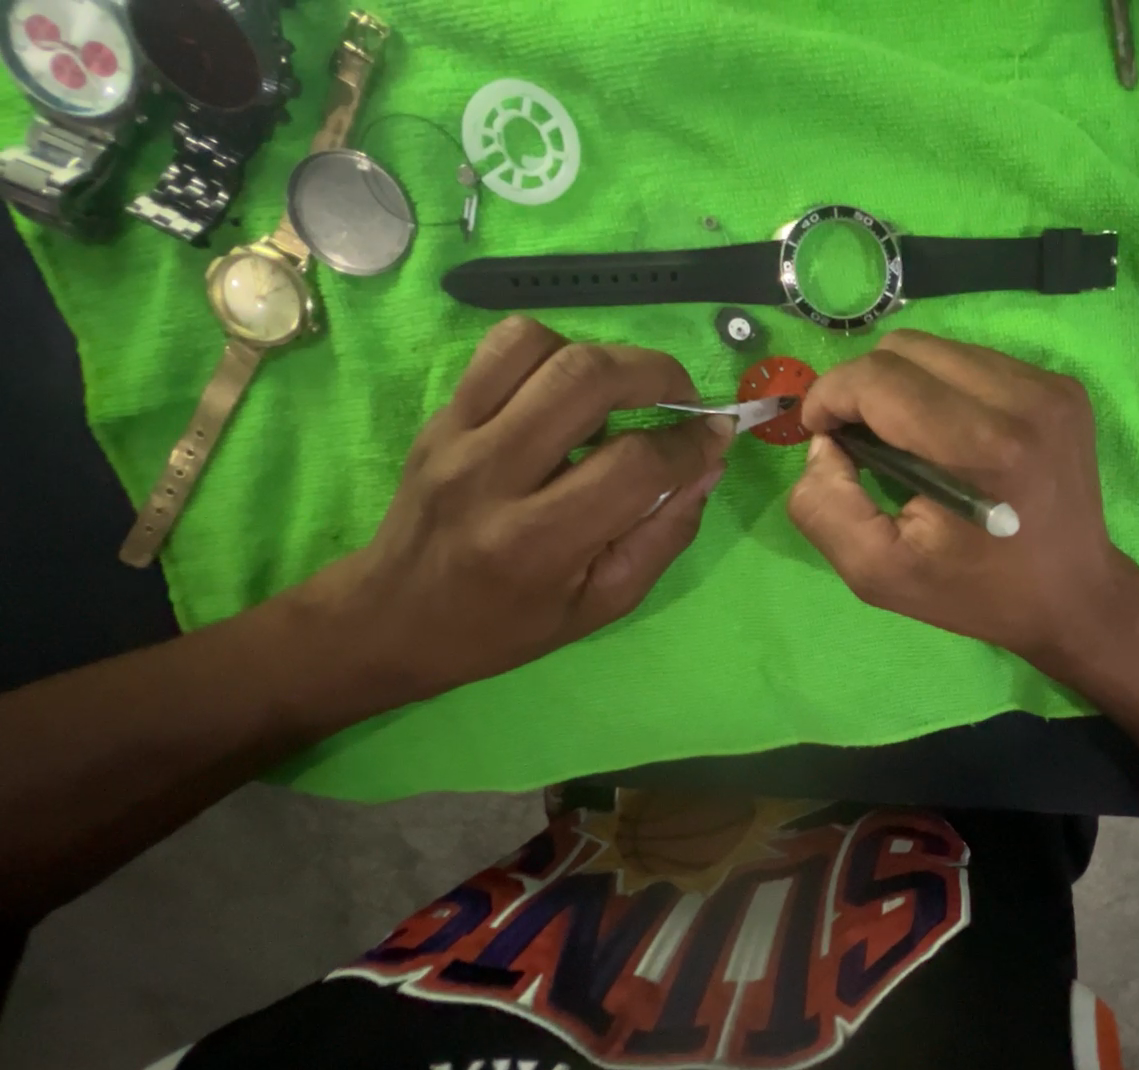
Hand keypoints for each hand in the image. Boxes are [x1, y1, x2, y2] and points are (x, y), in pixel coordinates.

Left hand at [304, 315, 731, 699]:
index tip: (717, 434)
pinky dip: (555, 351)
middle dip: (657, 375)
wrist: (392, 618)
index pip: (634, 463)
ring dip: (605, 357)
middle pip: (586, 379)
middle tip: (686, 398)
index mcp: (539, 540)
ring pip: (540, 347)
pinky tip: (573, 390)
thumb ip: (665, 533)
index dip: (690, 443)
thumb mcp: (605, 602)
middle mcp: (492, 475)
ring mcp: (457, 435)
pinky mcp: (440, 414)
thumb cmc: (509, 624)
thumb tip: (709, 464)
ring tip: (628, 391)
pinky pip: (502, 347)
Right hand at [787, 330, 1137, 667]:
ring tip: (904, 439)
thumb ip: (825, 507)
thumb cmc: (978, 593)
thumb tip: (825, 444)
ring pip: (939, 348)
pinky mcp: (1062, 389)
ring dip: (903, 384)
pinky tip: (949, 435)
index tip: (820, 432)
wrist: (1073, 596)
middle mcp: (1024, 400)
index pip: (879, 378)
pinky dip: (944, 387)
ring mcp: (1050, 388)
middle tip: (859, 439)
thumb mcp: (881, 574)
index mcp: (983, 447)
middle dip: (862, 387)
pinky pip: (975, 361)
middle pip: (905, 349)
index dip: (831, 395)